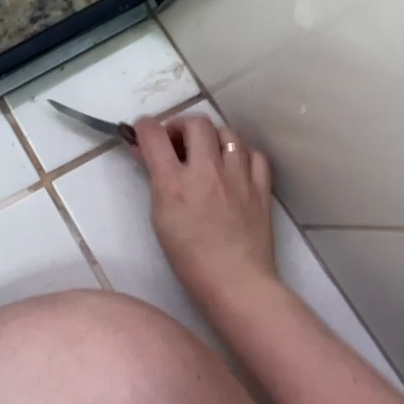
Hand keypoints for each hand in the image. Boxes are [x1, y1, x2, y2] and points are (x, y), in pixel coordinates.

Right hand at [131, 115, 277, 305]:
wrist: (234, 280)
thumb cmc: (187, 255)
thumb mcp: (159, 215)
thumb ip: (155, 179)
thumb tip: (147, 154)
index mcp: (175, 183)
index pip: (153, 134)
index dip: (144, 126)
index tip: (142, 131)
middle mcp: (207, 172)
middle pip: (195, 123)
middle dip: (181, 125)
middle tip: (176, 142)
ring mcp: (238, 177)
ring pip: (227, 133)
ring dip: (211, 136)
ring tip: (206, 151)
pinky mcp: (260, 187)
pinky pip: (253, 154)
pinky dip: (240, 152)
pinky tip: (233, 165)